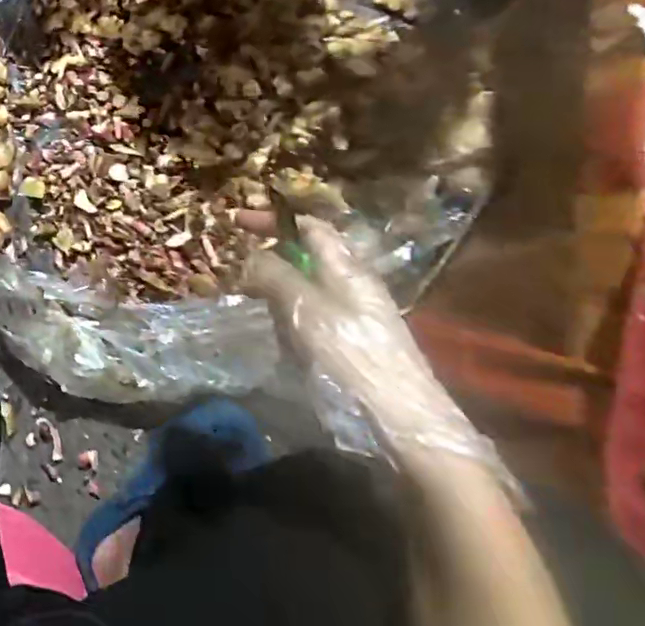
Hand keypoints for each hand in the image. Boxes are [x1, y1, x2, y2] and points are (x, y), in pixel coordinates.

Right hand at [245, 218, 497, 467]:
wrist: (406, 425)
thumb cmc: (353, 357)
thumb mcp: (305, 309)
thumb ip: (275, 274)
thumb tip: (251, 256)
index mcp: (346, 268)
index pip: (310, 227)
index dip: (275, 219)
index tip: (238, 220)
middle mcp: (354, 286)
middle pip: (307, 258)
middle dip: (272, 261)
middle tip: (241, 275)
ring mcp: (357, 317)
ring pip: (306, 290)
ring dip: (279, 296)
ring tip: (262, 314)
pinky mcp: (355, 346)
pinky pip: (312, 320)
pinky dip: (291, 323)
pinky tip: (285, 345)